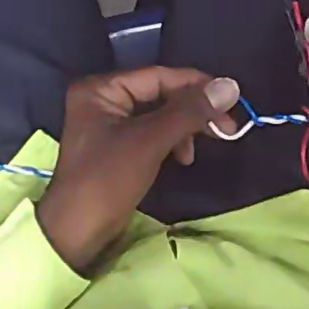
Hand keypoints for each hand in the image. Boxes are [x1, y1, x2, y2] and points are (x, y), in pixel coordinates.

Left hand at [36, 68, 240, 272]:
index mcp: (100, 89)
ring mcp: (109, 124)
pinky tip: (183, 157)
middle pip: (160, 94)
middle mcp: (102, 99)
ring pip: (159, 115)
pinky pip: (152, 133)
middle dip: (193, 110)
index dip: (197, 85)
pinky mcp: (118, 147)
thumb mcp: (150, 141)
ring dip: (184, 128)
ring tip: (196, 150)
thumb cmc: (107, 180)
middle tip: (227, 127)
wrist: (77, 232)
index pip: (158, 76)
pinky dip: (171, 142)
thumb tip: (229, 86)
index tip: (232, 100)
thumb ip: (189, 111)